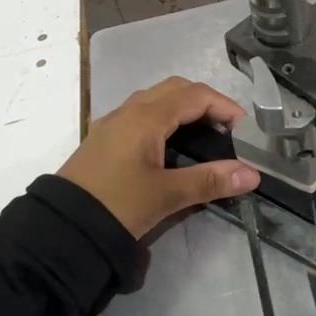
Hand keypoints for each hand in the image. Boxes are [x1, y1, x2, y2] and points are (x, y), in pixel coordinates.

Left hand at [58, 77, 261, 237]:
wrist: (63, 226)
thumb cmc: (118, 204)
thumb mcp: (166, 195)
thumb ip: (209, 181)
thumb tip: (252, 174)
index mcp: (146, 116)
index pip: (195, 95)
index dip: (224, 107)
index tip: (244, 131)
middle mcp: (129, 110)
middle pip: (176, 89)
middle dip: (205, 103)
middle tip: (226, 132)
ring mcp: (114, 122)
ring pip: (156, 99)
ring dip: (184, 109)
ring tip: (204, 138)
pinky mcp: (105, 138)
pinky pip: (142, 114)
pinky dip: (165, 119)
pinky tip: (172, 147)